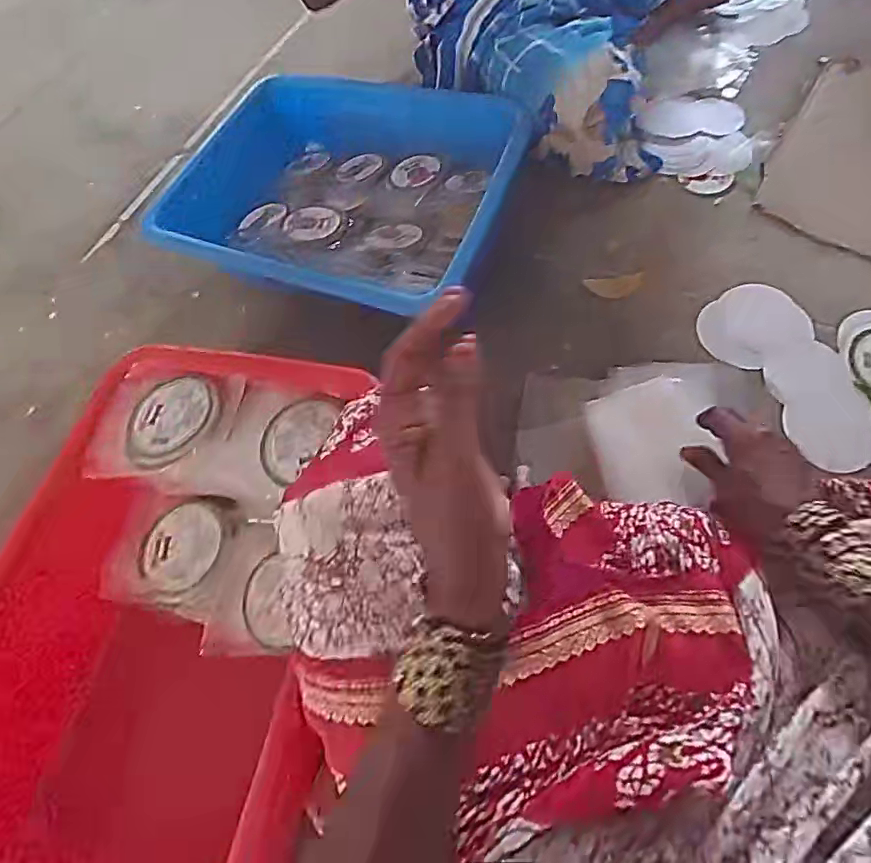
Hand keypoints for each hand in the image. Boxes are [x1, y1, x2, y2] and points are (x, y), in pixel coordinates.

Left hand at [378, 289, 511, 630]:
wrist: (470, 570)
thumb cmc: (456, 520)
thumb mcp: (457, 459)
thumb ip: (459, 401)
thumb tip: (465, 343)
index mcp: (396, 426)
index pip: (403, 362)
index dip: (426, 327)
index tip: (458, 300)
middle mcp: (405, 424)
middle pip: (411, 365)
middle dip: (432, 329)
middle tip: (464, 298)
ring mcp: (427, 433)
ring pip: (428, 378)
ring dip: (442, 345)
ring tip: (464, 316)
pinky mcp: (450, 442)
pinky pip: (449, 395)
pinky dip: (460, 371)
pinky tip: (474, 360)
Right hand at [680, 407, 823, 546]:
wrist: (806, 530)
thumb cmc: (758, 511)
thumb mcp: (722, 489)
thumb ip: (706, 464)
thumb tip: (691, 451)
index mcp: (742, 435)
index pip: (720, 415)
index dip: (708, 419)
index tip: (703, 423)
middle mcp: (768, 435)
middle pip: (745, 423)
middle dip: (732, 430)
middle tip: (719, 441)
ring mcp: (790, 449)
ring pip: (764, 438)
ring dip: (752, 446)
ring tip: (740, 463)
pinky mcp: (806, 465)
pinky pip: (780, 453)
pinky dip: (768, 459)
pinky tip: (763, 476)